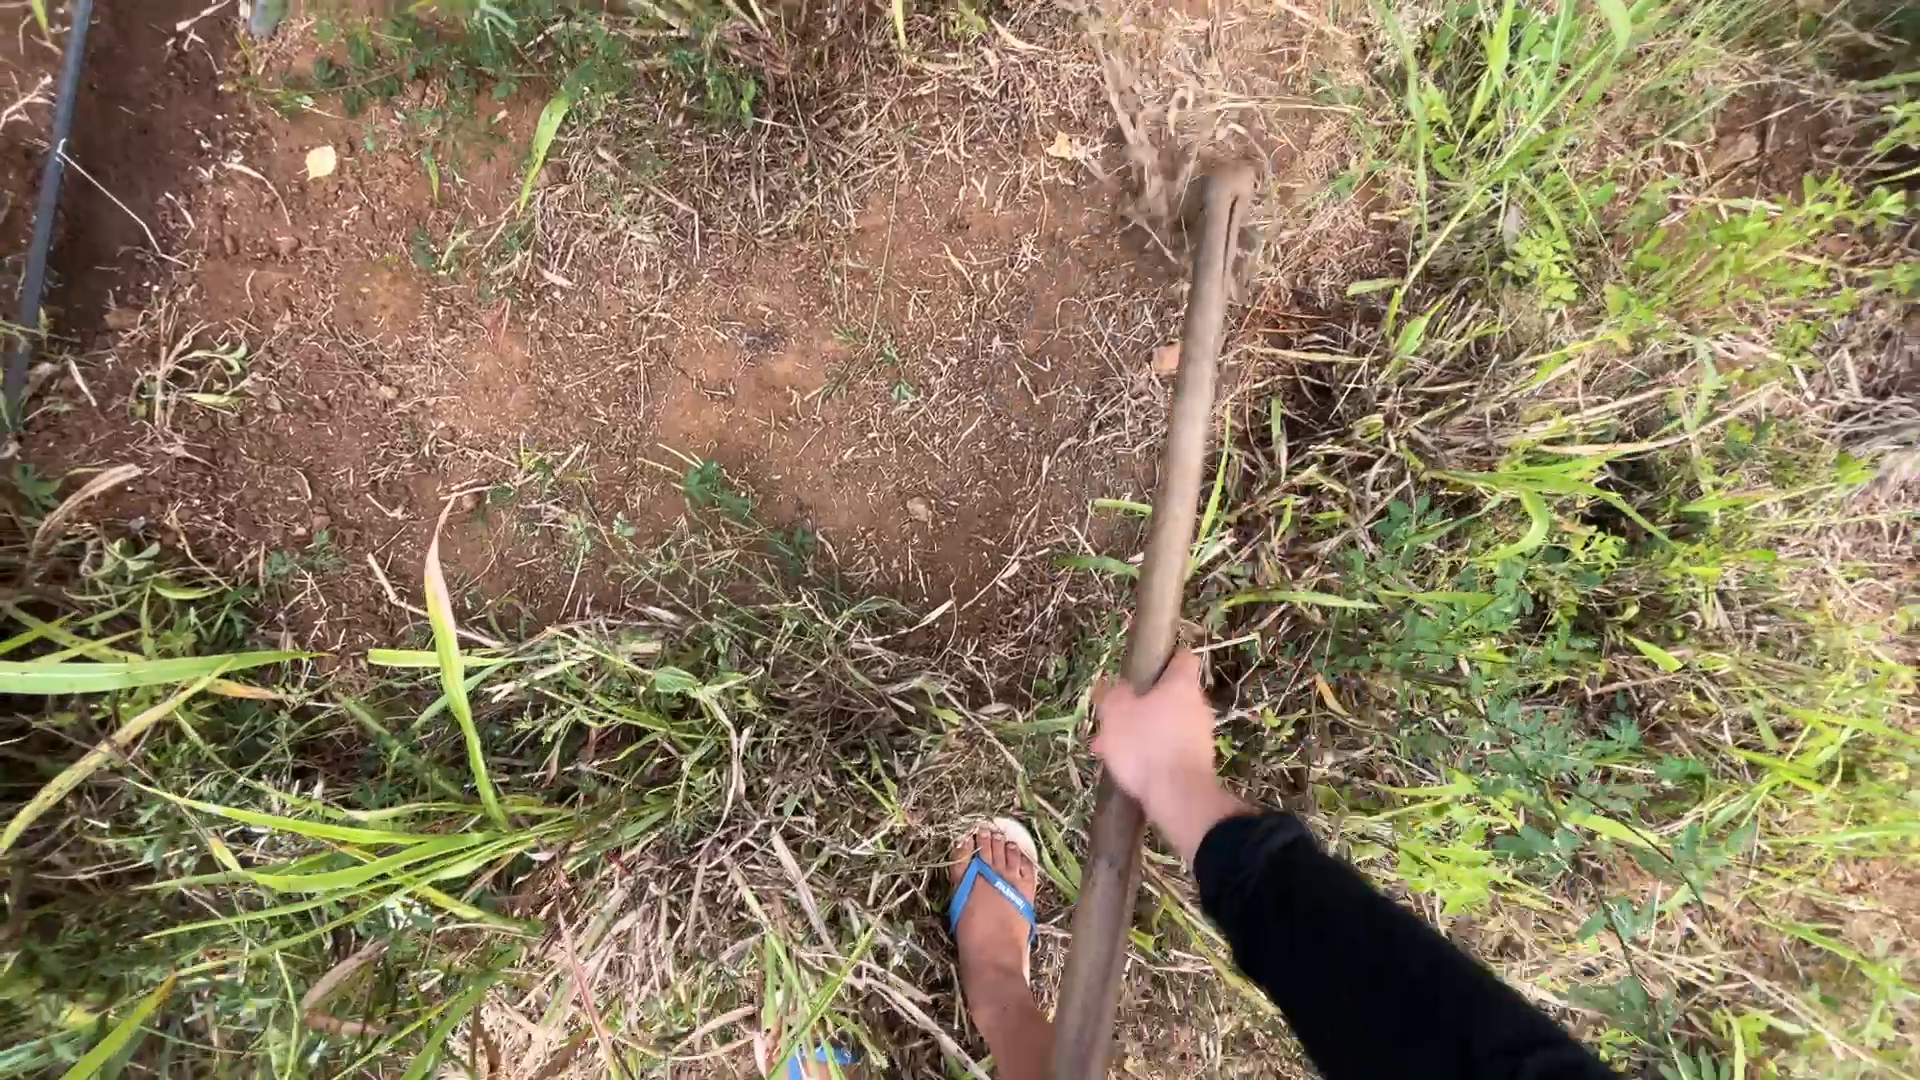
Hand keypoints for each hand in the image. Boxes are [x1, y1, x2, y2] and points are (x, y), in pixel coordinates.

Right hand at [1092, 650, 1247, 862]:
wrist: (1178, 797)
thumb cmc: (1146, 744)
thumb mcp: (1116, 711)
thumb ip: (1113, 693)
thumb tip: (1116, 687)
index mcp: (1181, 685)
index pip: (1182, 658)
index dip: (1164, 659)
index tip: (1143, 668)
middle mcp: (1197, 707)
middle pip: (1169, 696)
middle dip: (1140, 706)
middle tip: (1114, 719)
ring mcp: (1200, 737)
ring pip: (1164, 726)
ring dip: (1140, 734)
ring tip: (1109, 750)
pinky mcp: (1196, 764)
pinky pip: (1167, 750)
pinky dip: (1148, 755)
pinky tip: (1125, 769)